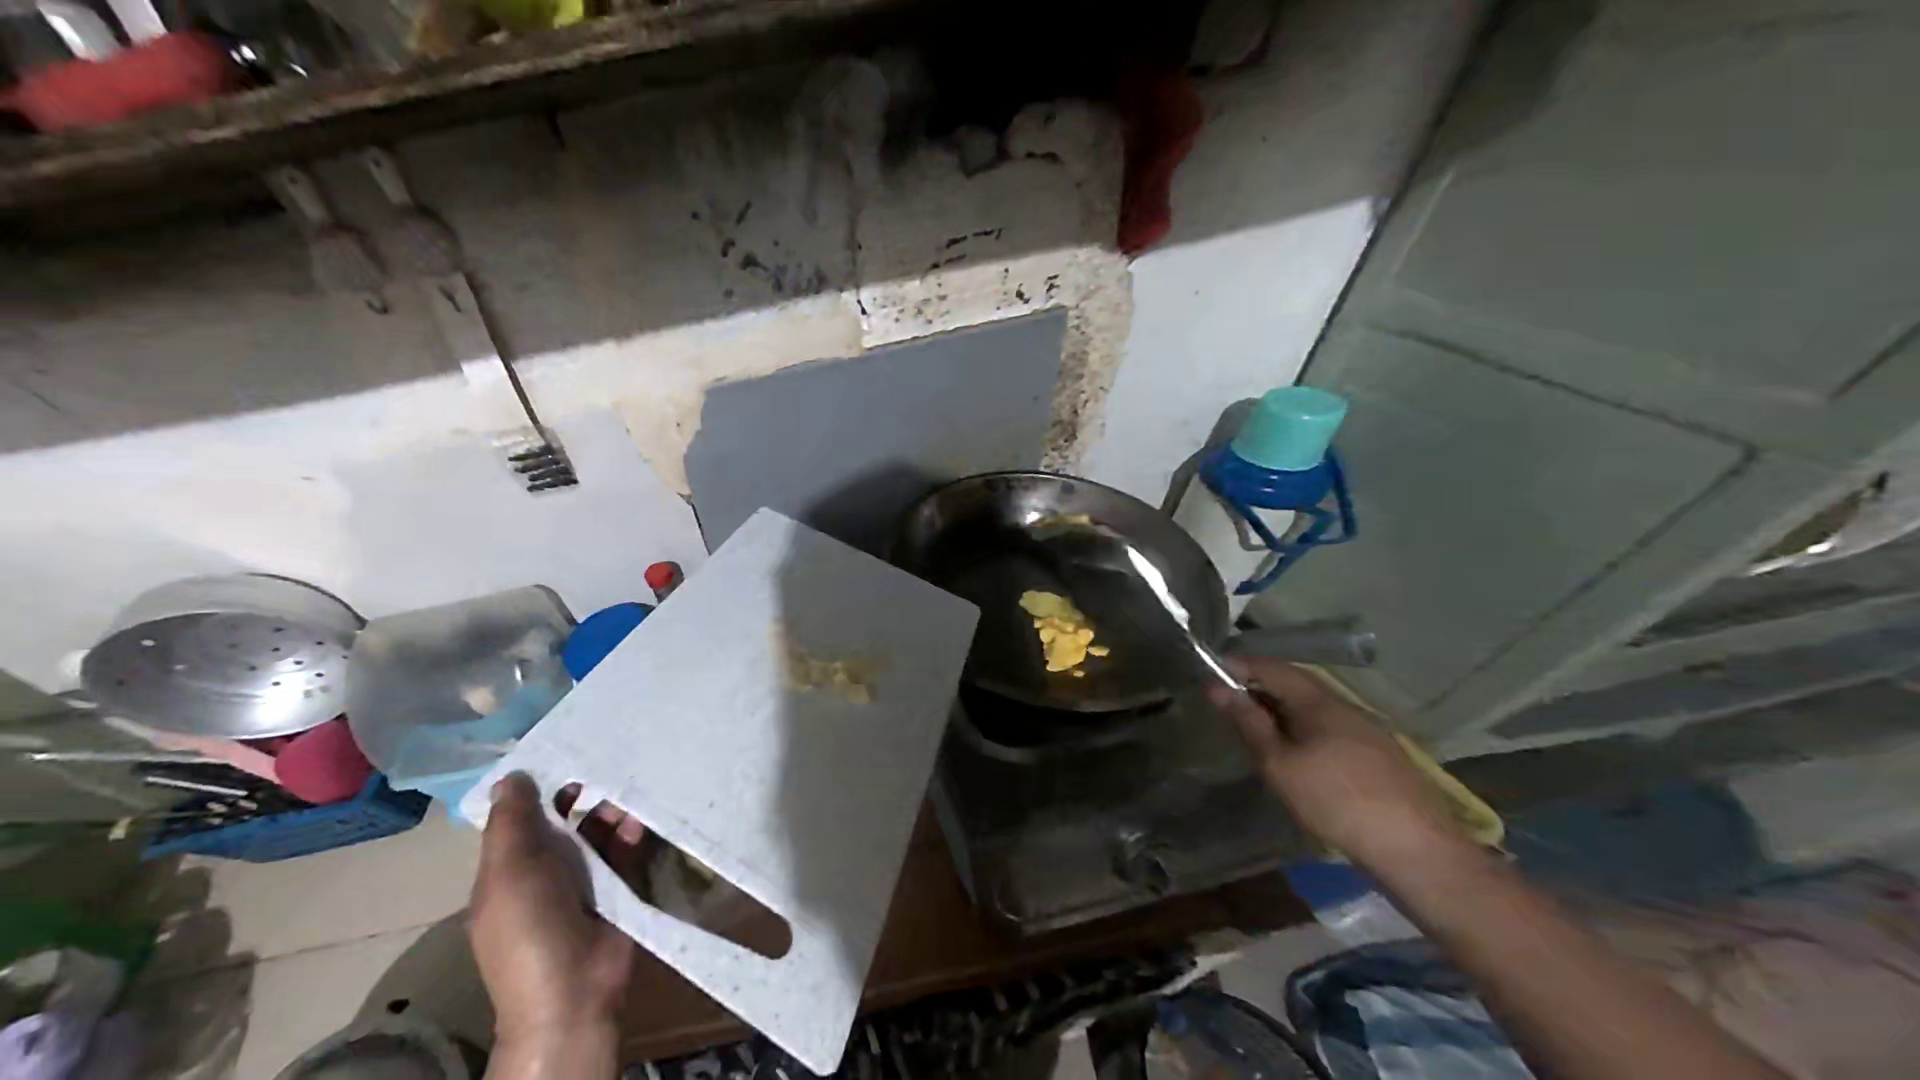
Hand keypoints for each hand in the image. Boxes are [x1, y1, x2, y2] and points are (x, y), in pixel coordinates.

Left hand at [469, 773, 644, 1069]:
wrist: (573, 992)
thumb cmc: (530, 929)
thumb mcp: (509, 872)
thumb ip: (513, 823)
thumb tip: (513, 775)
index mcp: (507, 873)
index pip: (520, 821)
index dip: (537, 790)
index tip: (562, 754)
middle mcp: (544, 873)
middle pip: (562, 824)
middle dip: (580, 795)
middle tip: (606, 762)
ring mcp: (582, 883)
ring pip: (595, 834)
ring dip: (609, 812)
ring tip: (629, 790)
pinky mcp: (617, 889)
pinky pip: (624, 851)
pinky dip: (630, 834)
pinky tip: (641, 819)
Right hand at [1206, 658, 1466, 870]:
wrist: (1417, 849)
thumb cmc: (1336, 801)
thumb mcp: (1279, 764)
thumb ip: (1248, 722)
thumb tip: (1217, 686)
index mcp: (1319, 701)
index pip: (1272, 666)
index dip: (1239, 666)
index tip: (1210, 677)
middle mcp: (1345, 706)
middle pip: (1295, 684)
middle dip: (1259, 688)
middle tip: (1228, 707)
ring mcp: (1367, 730)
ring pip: (1314, 708)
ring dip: (1281, 710)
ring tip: (1256, 732)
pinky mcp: (1380, 756)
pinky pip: (1330, 728)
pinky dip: (1303, 729)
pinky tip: (1297, 756)